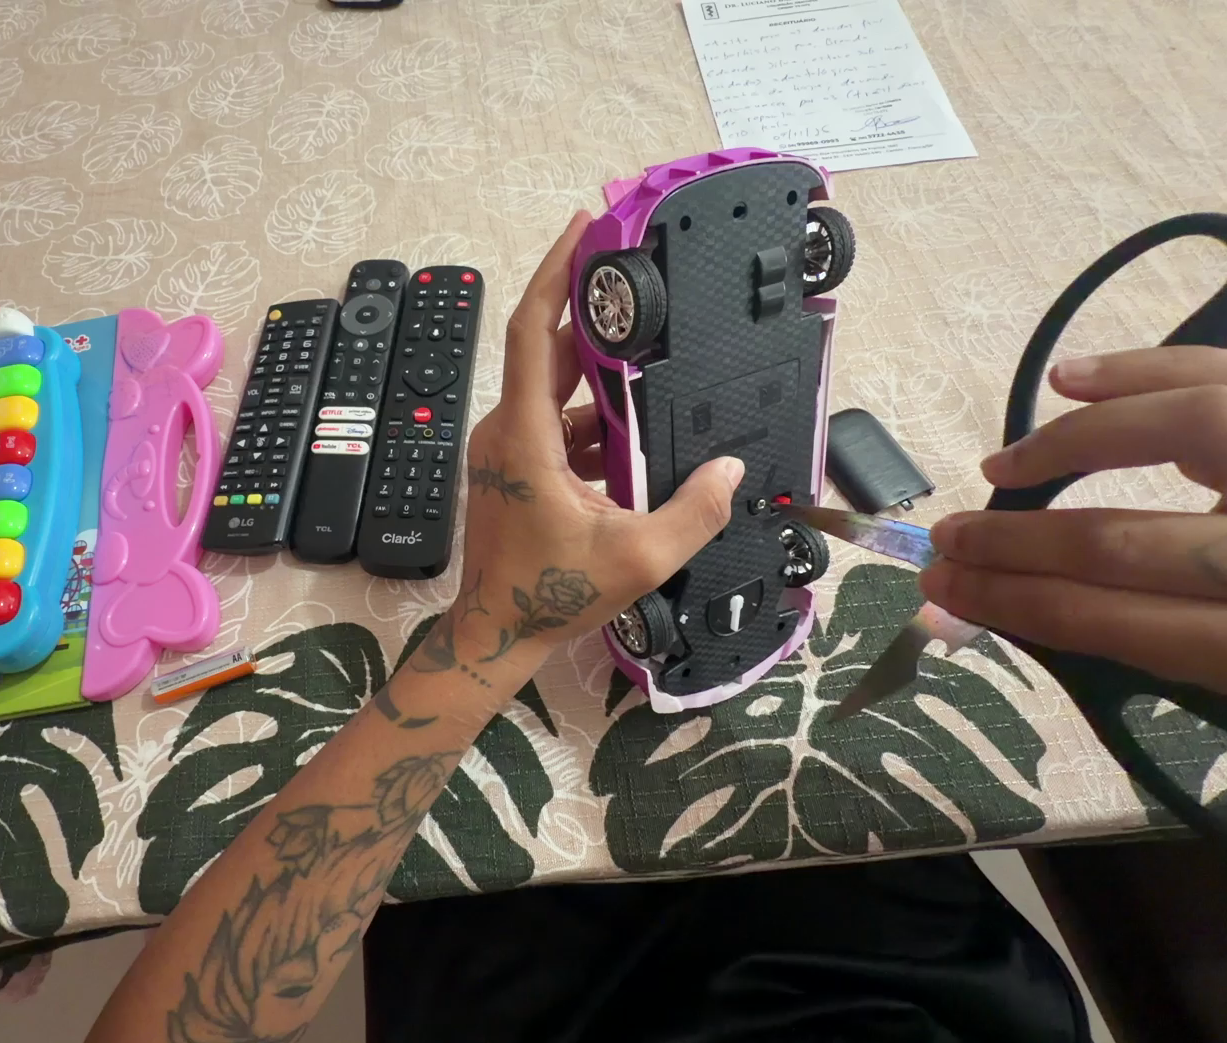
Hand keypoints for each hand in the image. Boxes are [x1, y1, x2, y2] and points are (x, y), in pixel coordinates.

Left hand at [444, 211, 743, 675]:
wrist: (496, 629)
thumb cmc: (550, 595)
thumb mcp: (636, 559)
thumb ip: (692, 514)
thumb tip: (730, 471)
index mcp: (524, 438)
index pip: (531, 333)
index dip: (556, 274)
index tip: (583, 229)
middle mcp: (506, 432)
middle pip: (547, 354)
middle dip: (592, 317)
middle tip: (639, 285)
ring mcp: (505, 450)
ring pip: (554, 395)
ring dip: (598, 383)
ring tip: (652, 373)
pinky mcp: (511, 469)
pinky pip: (552, 427)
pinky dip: (589, 424)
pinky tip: (630, 442)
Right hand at [920, 347, 1226, 743]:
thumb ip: (1144, 655)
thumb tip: (1006, 618)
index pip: (1109, 620)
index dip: (1008, 601)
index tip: (943, 588)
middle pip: (1125, 540)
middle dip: (1010, 541)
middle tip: (947, 540)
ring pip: (1191, 429)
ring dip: (1068, 446)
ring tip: (1000, 464)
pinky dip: (1155, 367)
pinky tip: (1075, 378)